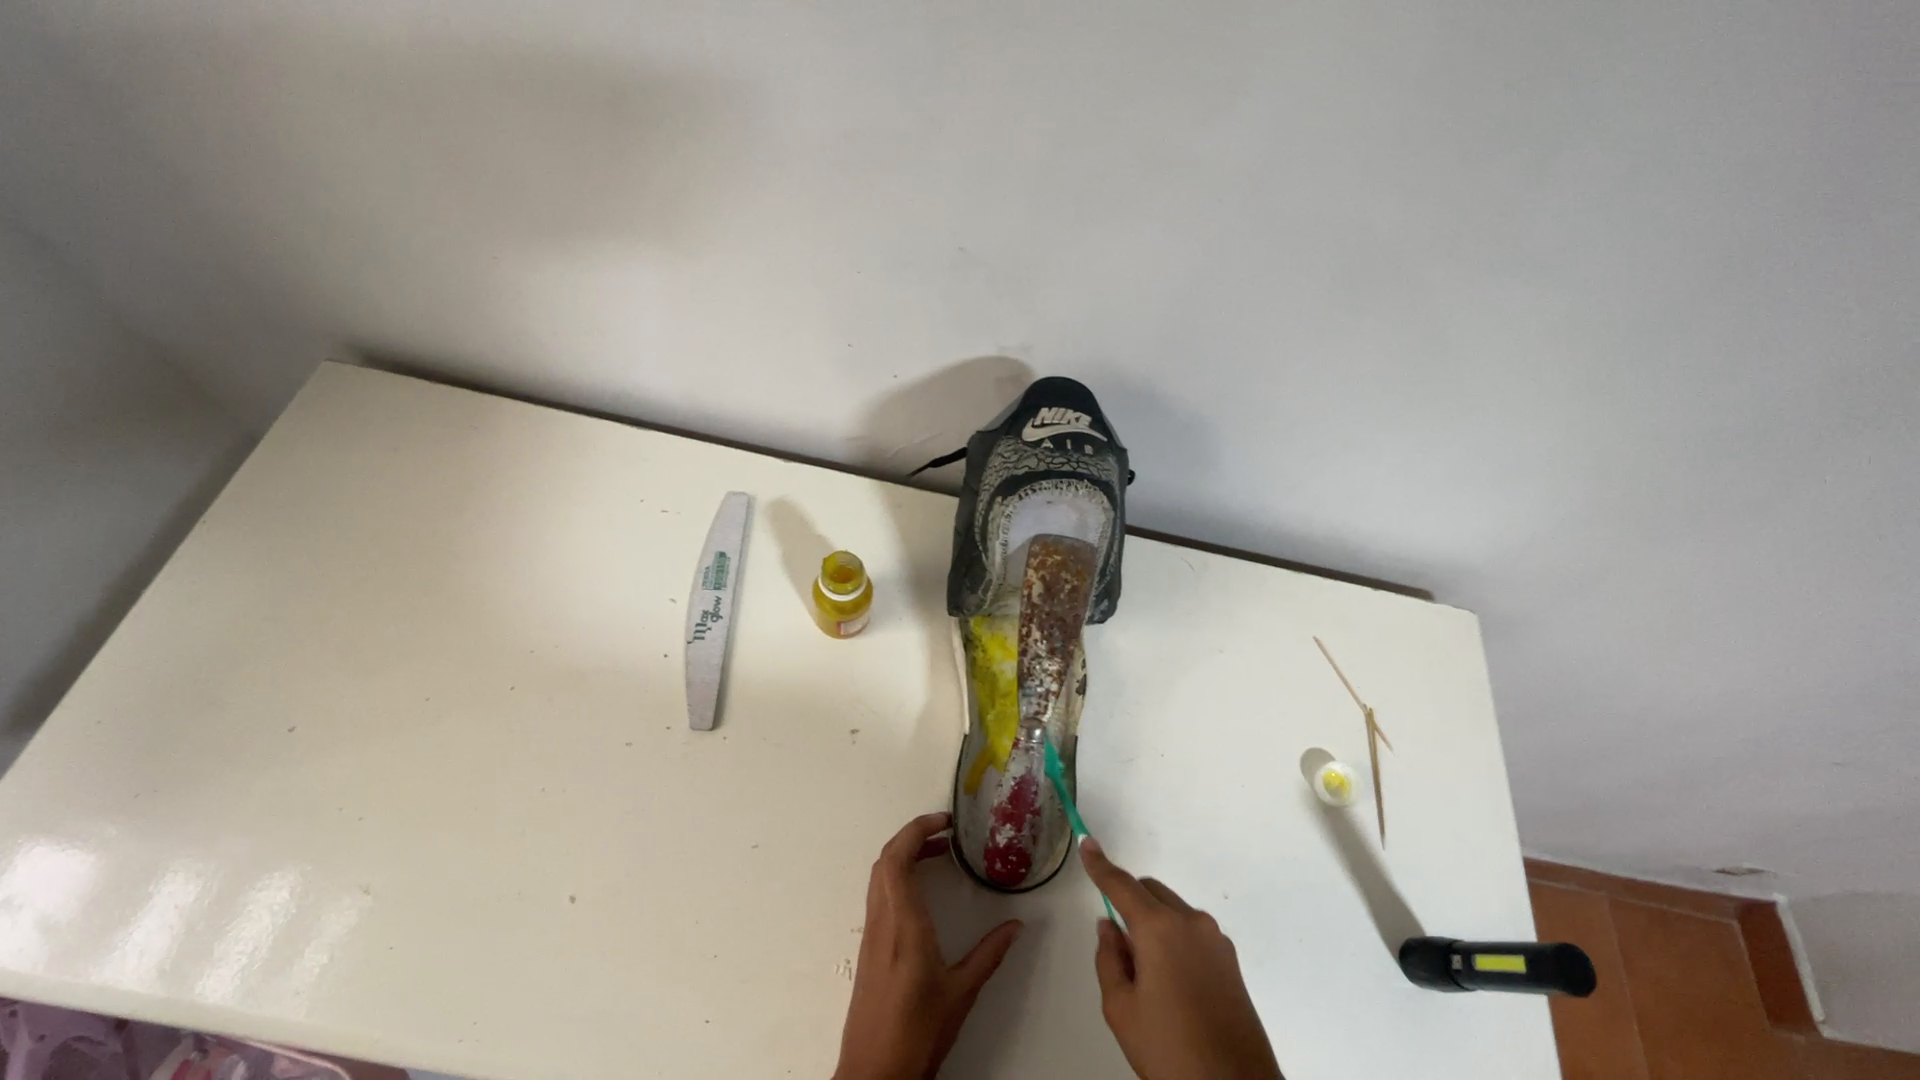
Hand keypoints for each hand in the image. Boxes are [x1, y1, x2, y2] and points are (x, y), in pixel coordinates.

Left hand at [834, 812, 1022, 1079]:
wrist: (874, 1072)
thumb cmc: (919, 1032)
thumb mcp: (962, 992)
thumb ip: (989, 954)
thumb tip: (1017, 926)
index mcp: (904, 925)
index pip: (898, 859)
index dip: (917, 830)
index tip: (944, 821)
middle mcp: (882, 921)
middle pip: (885, 860)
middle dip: (912, 836)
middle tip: (945, 832)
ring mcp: (871, 934)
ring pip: (879, 876)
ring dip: (904, 855)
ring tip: (939, 855)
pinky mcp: (869, 948)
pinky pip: (880, 895)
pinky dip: (899, 878)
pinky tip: (924, 892)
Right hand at [1081, 838, 1282, 1079]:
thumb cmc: (1168, 1049)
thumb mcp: (1121, 1008)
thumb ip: (1109, 958)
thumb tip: (1110, 926)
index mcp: (1160, 929)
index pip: (1122, 885)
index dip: (1100, 865)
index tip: (1086, 843)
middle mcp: (1191, 923)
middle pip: (1151, 892)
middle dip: (1129, 903)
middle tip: (1119, 949)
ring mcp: (1216, 941)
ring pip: (1173, 913)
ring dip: (1154, 925)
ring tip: (1149, 980)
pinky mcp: (1231, 961)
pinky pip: (1192, 934)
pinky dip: (1175, 942)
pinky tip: (1173, 987)